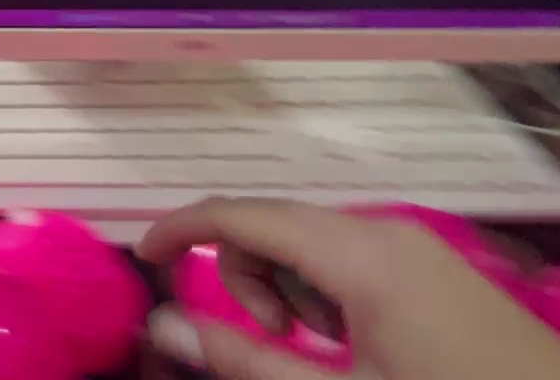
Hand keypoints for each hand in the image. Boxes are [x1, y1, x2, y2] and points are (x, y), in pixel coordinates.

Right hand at [138, 198, 559, 379]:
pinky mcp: (430, 263)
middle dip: (241, 270)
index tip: (144, 257)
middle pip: (265, 222)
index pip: (234, 214)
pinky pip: (341, 252)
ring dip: (283, 282)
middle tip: (266, 334)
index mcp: (354, 252)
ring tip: (315, 342)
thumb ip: (246, 358)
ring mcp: (410, 243)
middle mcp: (376, 229)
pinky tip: (351, 335)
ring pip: (301, 237)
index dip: (178, 229)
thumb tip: (159, 324)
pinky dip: (320, 285)